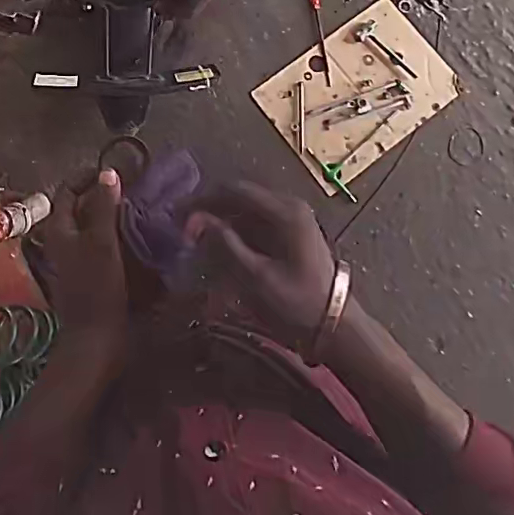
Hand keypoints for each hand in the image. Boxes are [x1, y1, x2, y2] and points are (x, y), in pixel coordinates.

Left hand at [34, 169, 128, 343]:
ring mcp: (75, 259)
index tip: (113, 171)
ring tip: (134, 206)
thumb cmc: (97, 287)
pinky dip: (112, 232)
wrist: (97, 339)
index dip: (86, 177)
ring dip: (108, 213)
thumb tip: (108, 173)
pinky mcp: (89, 274)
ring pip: (89, 226)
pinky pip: (98, 243)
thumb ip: (103, 206)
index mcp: (59, 231)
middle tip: (128, 187)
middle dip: (99, 194)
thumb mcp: (102, 242)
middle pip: (78, 208)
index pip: (67, 191)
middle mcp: (62, 242)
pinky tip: (132, 234)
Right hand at [183, 181, 336, 341]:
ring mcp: (292, 215)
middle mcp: (290, 205)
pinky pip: (255, 219)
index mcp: (285, 212)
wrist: (335, 324)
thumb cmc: (297, 302)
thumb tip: (196, 220)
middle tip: (182, 224)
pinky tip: (218, 241)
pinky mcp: (290, 229)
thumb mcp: (257, 276)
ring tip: (195, 234)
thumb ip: (225, 244)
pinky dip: (234, 227)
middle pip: (240, 195)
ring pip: (245, 206)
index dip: (203, 199)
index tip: (178, 214)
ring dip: (219, 217)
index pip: (235, 191)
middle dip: (209, 207)